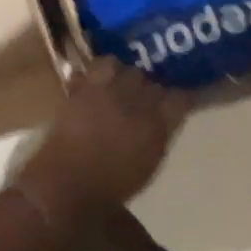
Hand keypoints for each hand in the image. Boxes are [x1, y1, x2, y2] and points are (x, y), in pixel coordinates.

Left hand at [14, 60, 191, 223]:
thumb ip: (158, 136)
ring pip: (117, 65)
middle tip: (144, 93)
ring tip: (116, 81)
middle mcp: (133, 102)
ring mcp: (104, 92)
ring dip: (118, 71)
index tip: (179, 96)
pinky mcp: (78, 90)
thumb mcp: (147, 165)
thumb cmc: (112, 186)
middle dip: (148, 83)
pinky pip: (86, 71)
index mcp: (156, 125)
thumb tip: (164, 118)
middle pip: (148, 78)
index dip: (181, 95)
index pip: (179, 97)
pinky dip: (88, 76)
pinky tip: (90, 86)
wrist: (69, 183)